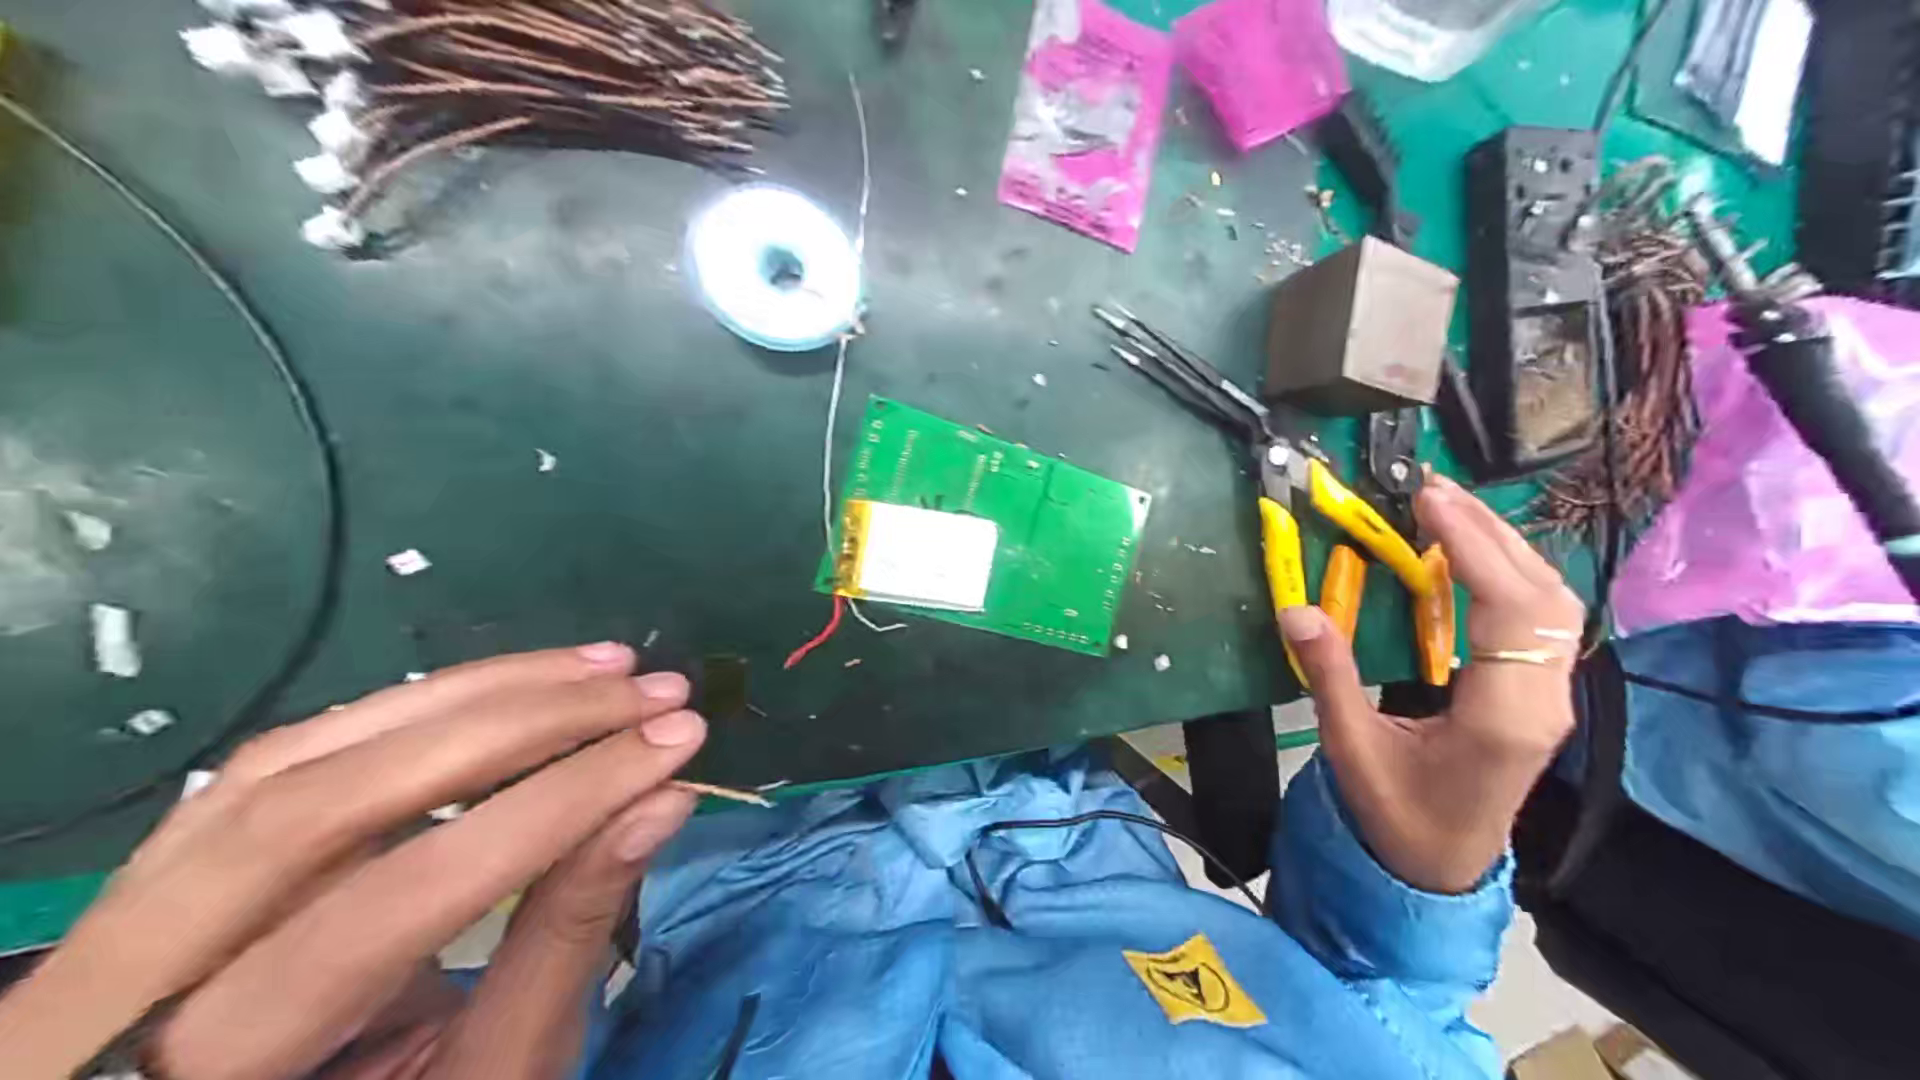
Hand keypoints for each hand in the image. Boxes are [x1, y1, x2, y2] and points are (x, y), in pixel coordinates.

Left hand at [0, 643, 706, 1079]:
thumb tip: (665, 799)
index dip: (558, 804)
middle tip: (648, 691)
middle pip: (331, 800)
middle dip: (525, 725)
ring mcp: (129, 903)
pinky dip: (434, 700)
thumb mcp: (495, 1074)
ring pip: (313, 748)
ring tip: (606, 668)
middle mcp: (104, 985)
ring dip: (487, 691)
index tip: (676, 744)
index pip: (399, 898)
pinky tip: (523, 685)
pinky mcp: (185, 850)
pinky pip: (310, 744)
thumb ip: (570, 931)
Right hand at [1279, 474, 1582, 893]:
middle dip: (1492, 532)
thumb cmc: (1396, 812)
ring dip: (1501, 547)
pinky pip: (1533, 618)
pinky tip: (1461, 557)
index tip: (1429, 501)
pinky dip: (1502, 573)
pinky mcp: (1533, 691)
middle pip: (1547, 594)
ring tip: (1445, 510)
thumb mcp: (1350, 748)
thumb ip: (1328, 677)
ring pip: (1550, 603)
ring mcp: (1545, 695)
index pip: (1513, 609)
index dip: (1475, 546)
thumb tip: (1296, 610)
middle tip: (1431, 490)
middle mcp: (1542, 697)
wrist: (1438, 866)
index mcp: (1504, 714)